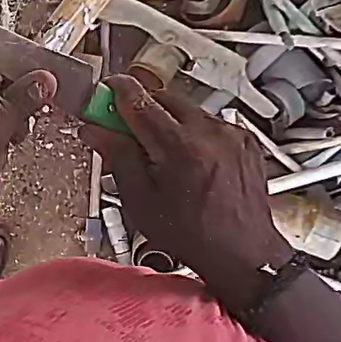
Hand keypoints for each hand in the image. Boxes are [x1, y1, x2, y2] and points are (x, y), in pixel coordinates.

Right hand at [79, 75, 291, 309]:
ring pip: (186, 109)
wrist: (243, 253)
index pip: (141, 102)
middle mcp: (211, 134)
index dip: (117, 90)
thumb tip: (96, 131)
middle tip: (119, 124)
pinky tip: (180, 158)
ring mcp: (231, 135)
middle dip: (139, 106)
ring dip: (163, 120)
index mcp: (181, 149)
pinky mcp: (244, 140)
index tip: (105, 88)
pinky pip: (207, 122)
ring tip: (152, 150)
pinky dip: (187, 131)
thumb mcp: (140, 200)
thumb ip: (118, 157)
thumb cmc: (194, 235)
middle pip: (164, 99)